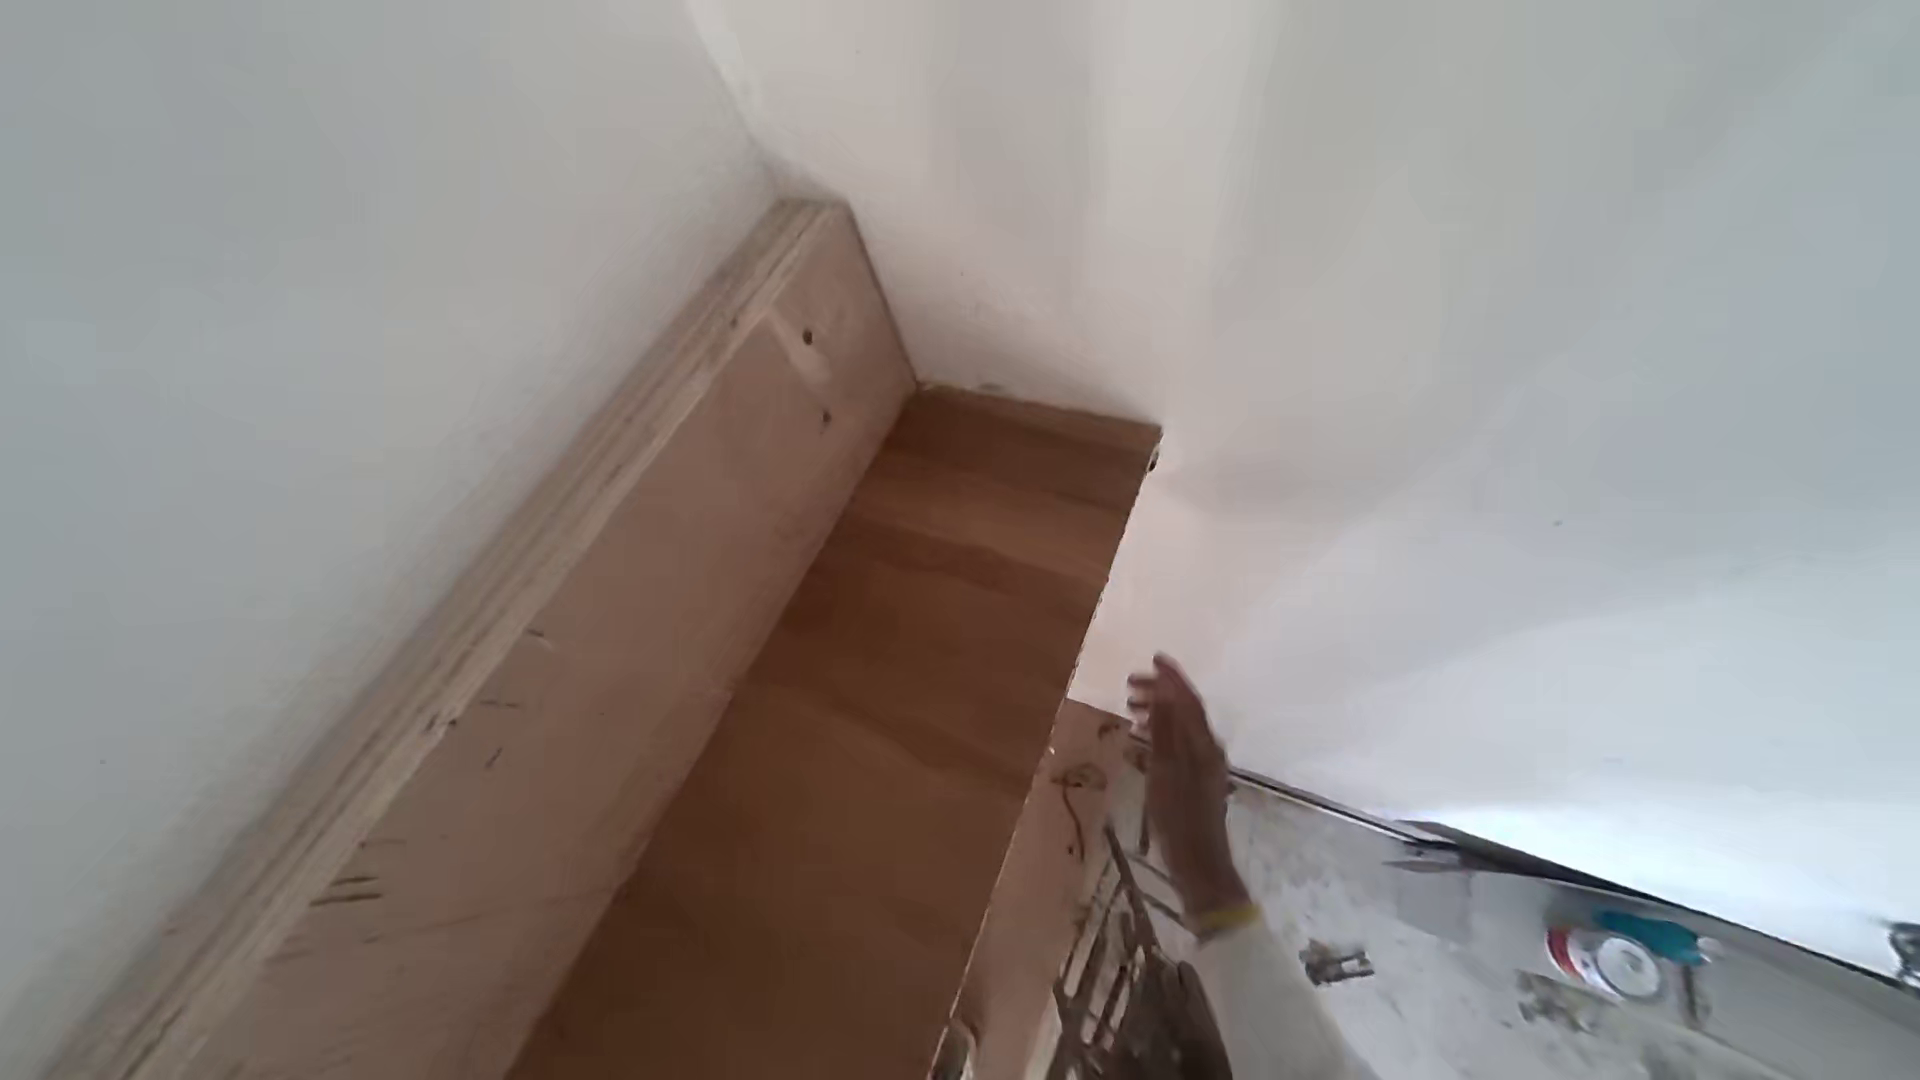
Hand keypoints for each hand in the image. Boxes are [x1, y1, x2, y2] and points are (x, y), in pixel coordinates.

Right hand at [1128, 654, 1250, 919]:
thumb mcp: (1164, 770)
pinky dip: (1160, 732)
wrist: (1199, 862)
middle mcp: (1208, 748)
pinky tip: (1140, 738)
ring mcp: (1205, 764)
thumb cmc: (1177, 816)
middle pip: (1185, 709)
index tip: (1154, 658)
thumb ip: (1163, 730)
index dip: (1172, 677)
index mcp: (1203, 743)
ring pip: (1181, 725)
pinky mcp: (1197, 777)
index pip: (1188, 700)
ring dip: (1158, 711)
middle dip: (1160, 692)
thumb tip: (1160, 692)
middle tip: (1130, 686)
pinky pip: (1178, 742)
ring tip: (1130, 708)